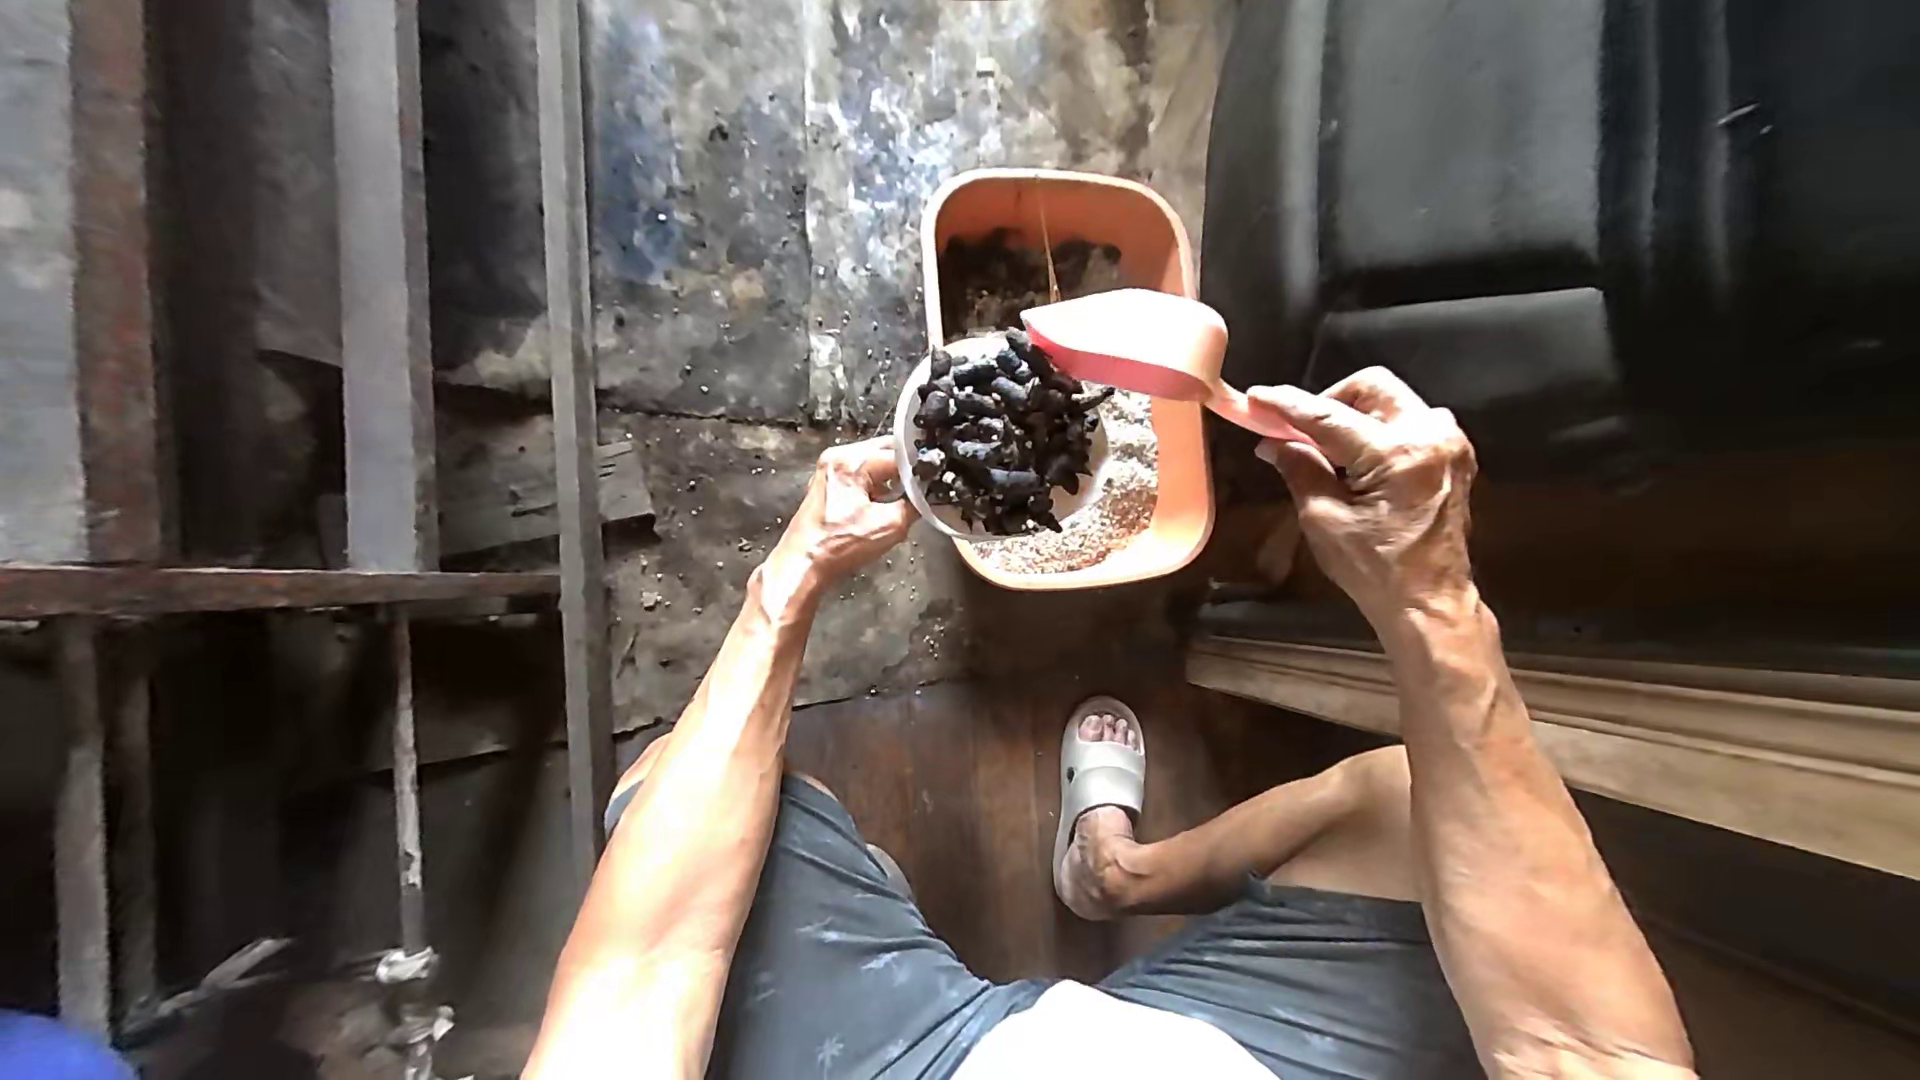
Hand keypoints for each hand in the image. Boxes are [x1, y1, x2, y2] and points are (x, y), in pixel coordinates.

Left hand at [768, 436, 917, 589]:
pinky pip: (861, 475)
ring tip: (903, 499)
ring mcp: (831, 470)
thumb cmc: (837, 546)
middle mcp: (838, 458)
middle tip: (922, 489)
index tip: (934, 482)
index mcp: (851, 461)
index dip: (920, 469)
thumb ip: (916, 504)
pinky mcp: (829, 484)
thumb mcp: (892, 526)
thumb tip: (929, 495)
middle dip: (906, 470)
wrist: (804, 564)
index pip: (899, 453)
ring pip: (874, 463)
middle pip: (885, 451)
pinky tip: (883, 505)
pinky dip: (876, 486)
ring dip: (891, 478)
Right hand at [1250, 368, 1477, 630]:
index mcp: (1396, 454)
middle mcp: (1430, 436)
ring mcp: (1448, 443)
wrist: (1429, 599)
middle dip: (1328, 399)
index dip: (1287, 404)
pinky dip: (1374, 429)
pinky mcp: (1452, 455)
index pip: (1328, 416)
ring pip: (1391, 401)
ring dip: (1352, 414)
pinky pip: (1408, 421)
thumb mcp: (1322, 519)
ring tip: (1324, 449)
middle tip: (1298, 430)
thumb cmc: (1372, 567)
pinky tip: (1354, 458)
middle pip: (1371, 387)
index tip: (1257, 396)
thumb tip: (1273, 443)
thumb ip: (1300, 470)